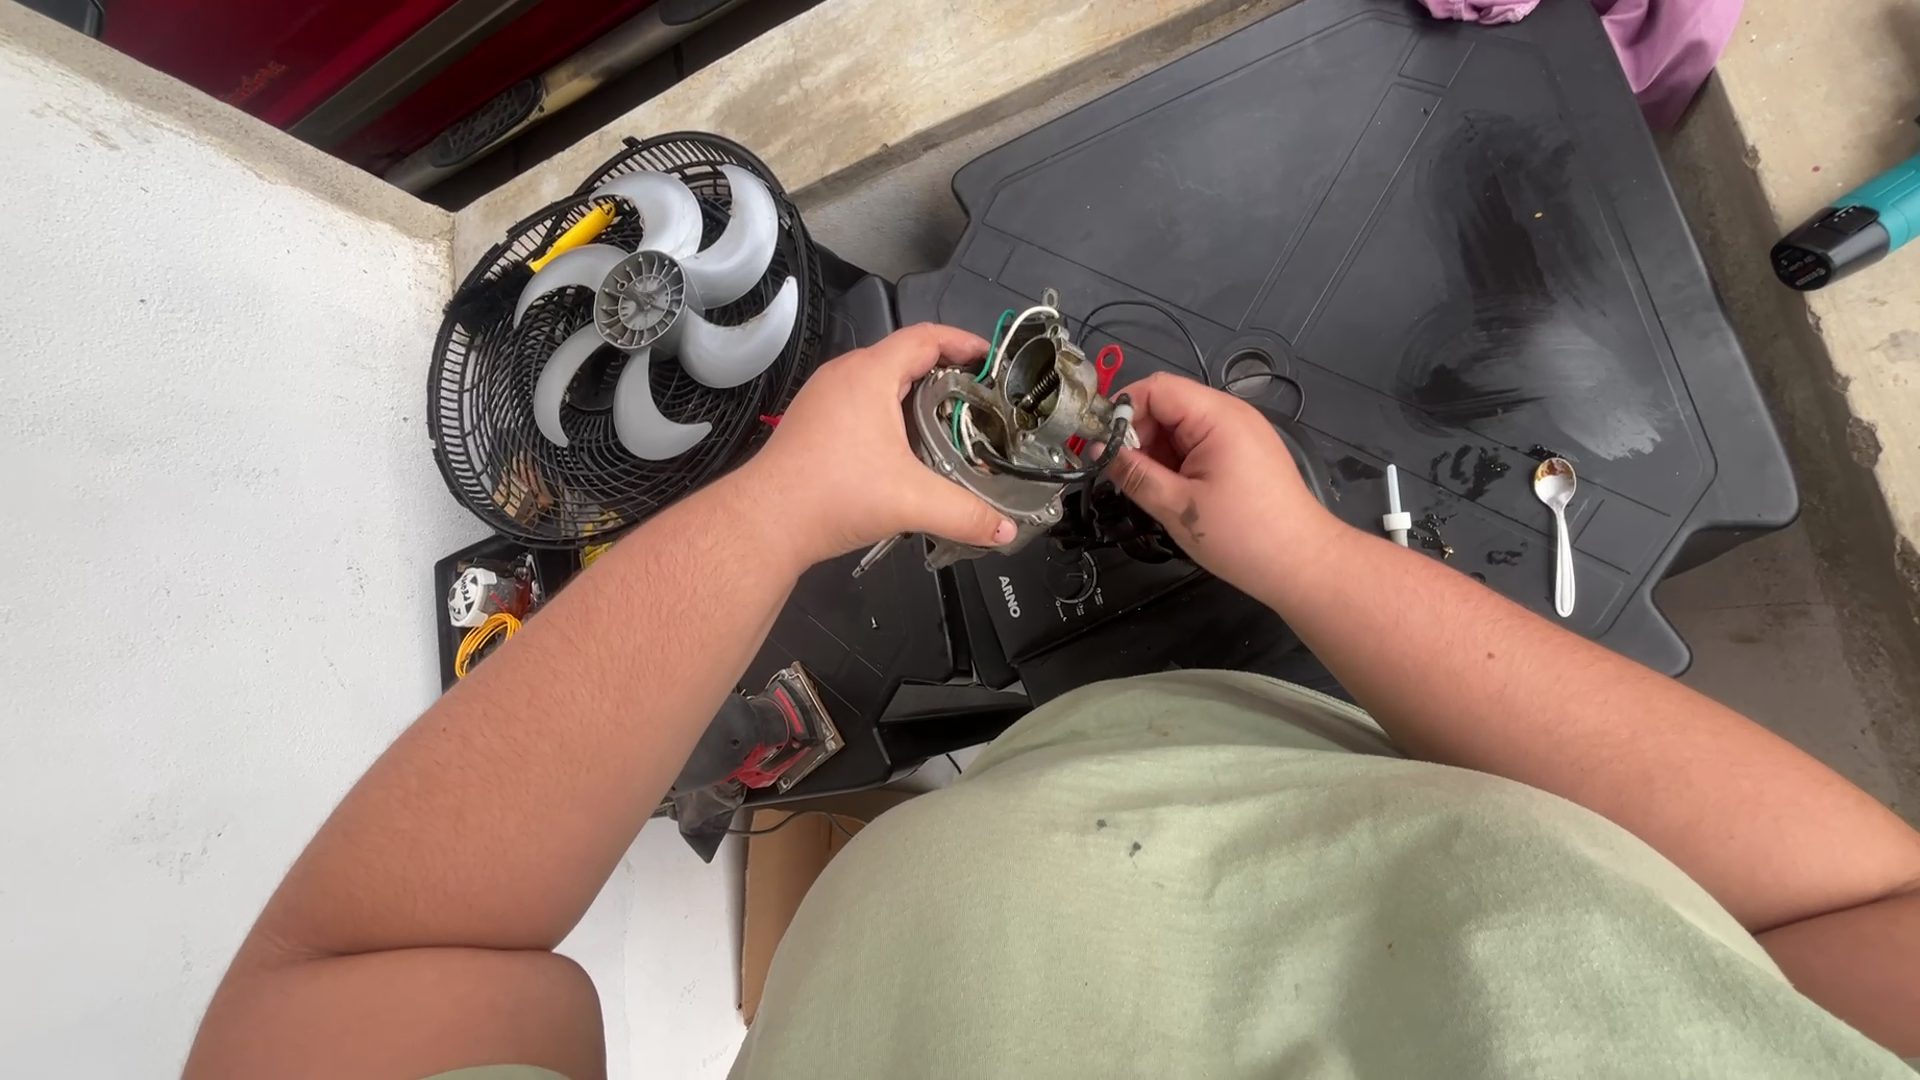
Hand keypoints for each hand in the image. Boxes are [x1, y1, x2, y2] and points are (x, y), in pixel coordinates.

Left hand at [736, 324, 1017, 567]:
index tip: (990, 358)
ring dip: (916, 395)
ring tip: (948, 422)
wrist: (765, 523)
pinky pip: (861, 404)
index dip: (964, 342)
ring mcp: (824, 400)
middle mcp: (844, 377)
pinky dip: (890, 414)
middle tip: (977, 397)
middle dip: (945, 372)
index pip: (926, 337)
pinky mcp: (814, 424)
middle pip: (904, 357)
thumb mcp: (911, 502)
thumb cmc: (830, 495)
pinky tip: (905, 449)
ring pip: (880, 382)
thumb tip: (1004, 531)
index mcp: (869, 374)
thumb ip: (966, 514)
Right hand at [1109, 372, 1338, 595]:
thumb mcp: (1176, 505)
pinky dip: (1174, 461)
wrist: (1302, 564)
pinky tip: (1170, 490)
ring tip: (1149, 488)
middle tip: (1122, 473)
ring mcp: (1238, 432)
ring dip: (1154, 451)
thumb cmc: (1244, 536)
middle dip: (1137, 434)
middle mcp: (1230, 414)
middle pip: (1165, 404)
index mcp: (1218, 417)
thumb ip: (1132, 473)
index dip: (1122, 411)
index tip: (1102, 445)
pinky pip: (1195, 442)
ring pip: (1177, 426)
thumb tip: (1096, 451)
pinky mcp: (1240, 452)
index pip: (1155, 387)